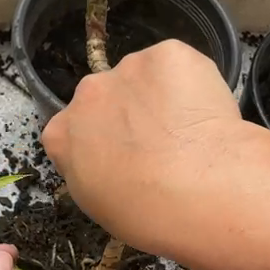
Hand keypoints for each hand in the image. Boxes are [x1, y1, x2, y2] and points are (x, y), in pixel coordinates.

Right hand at [41, 40, 258, 252]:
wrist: (199, 190)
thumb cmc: (147, 214)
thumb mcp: (101, 207)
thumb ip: (94, 172)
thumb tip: (112, 164)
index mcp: (62, 134)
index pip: (74, 131)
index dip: (102, 143)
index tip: (126, 160)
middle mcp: (88, 93)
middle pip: (107, 97)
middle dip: (129, 114)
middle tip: (161, 145)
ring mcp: (128, 68)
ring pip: (145, 78)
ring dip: (162, 96)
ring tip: (190, 132)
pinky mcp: (169, 54)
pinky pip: (181, 67)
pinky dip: (194, 84)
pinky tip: (207, 114)